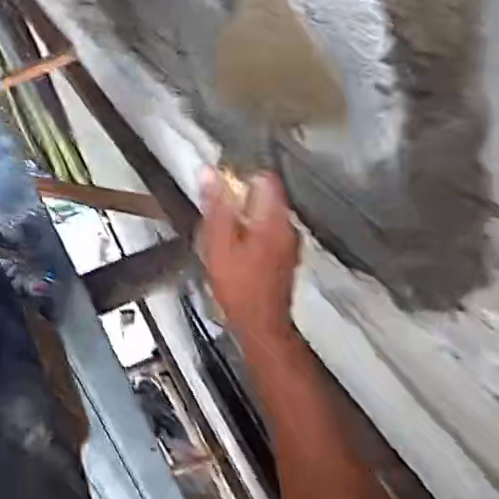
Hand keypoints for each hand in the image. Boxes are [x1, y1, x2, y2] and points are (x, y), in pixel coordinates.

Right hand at [197, 166, 299, 349]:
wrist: (259, 324)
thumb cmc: (239, 284)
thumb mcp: (218, 240)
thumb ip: (215, 204)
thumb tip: (209, 173)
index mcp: (274, 219)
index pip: (266, 179)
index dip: (242, 174)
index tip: (223, 180)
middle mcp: (288, 228)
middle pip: (266, 196)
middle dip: (240, 196)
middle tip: (217, 207)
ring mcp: (290, 244)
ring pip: (266, 214)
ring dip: (245, 214)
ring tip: (222, 228)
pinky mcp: (285, 257)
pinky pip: (268, 230)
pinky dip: (252, 230)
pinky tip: (235, 246)